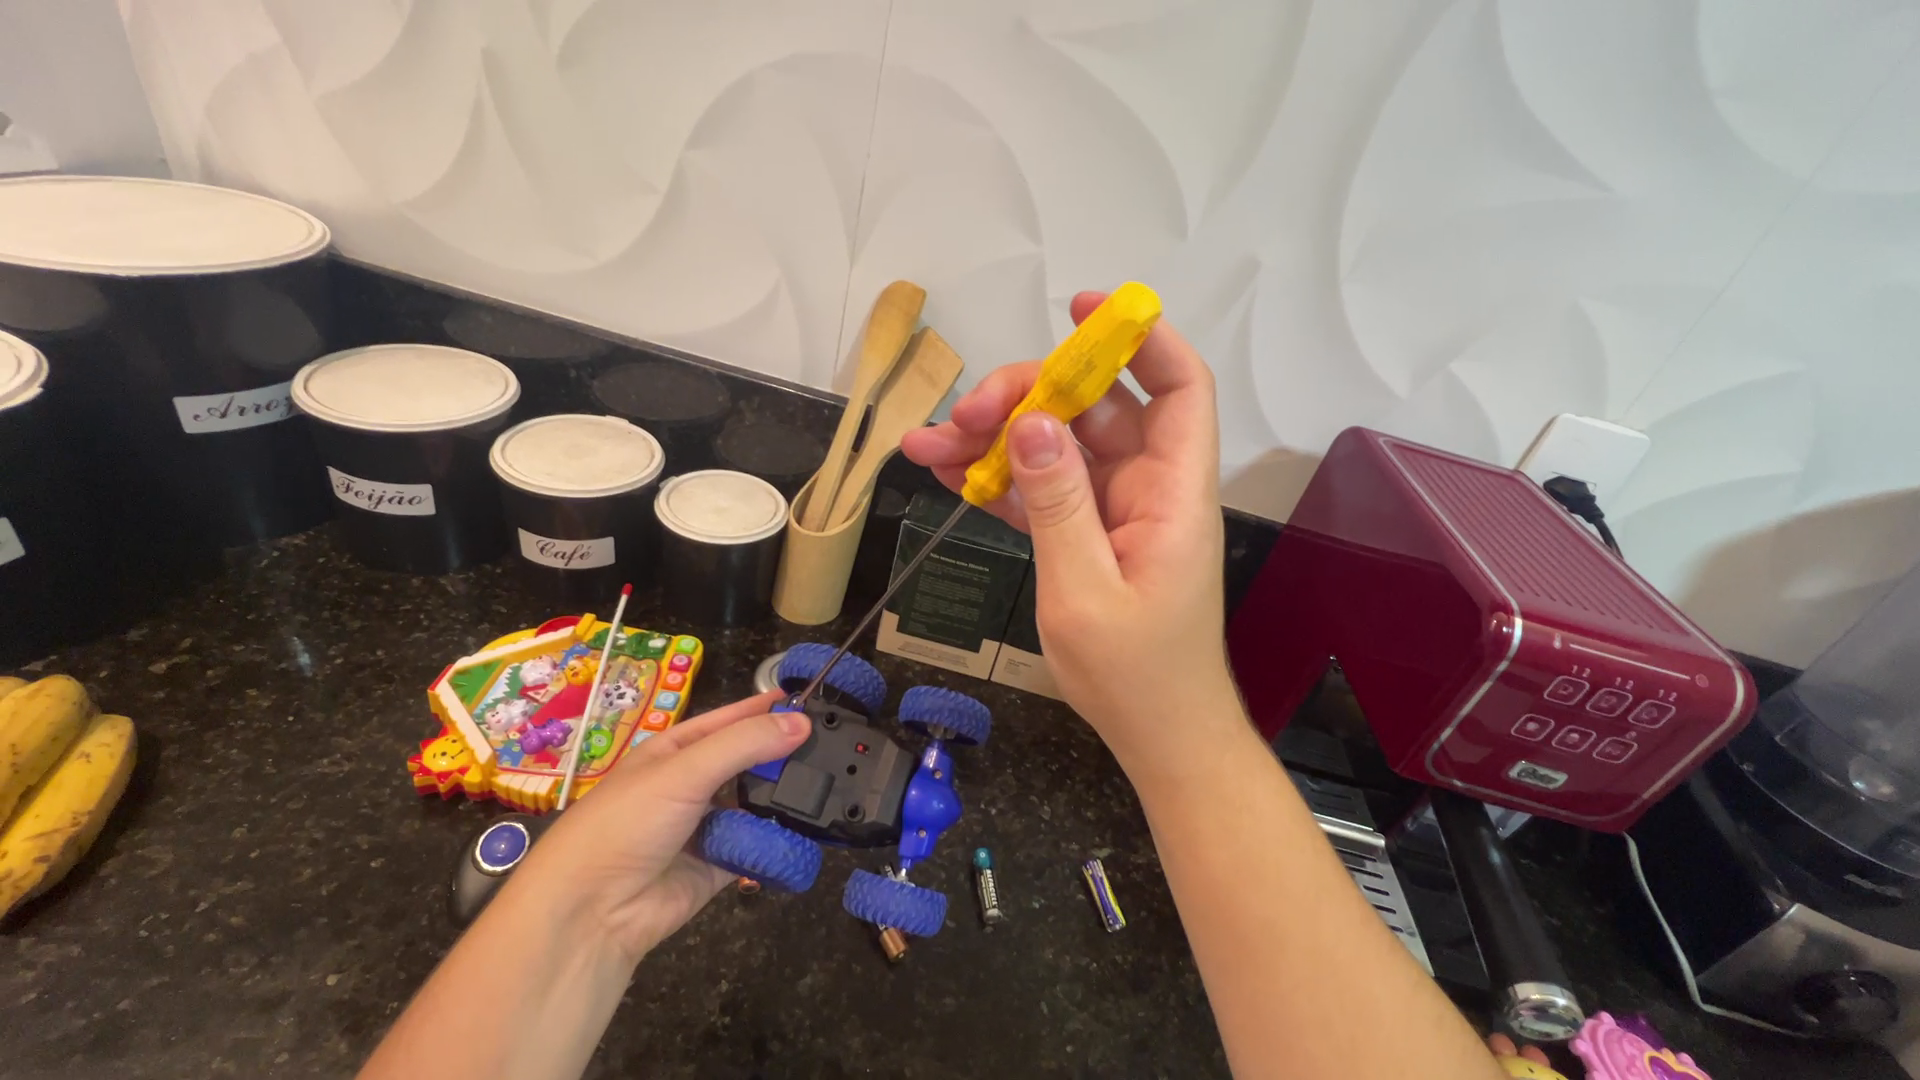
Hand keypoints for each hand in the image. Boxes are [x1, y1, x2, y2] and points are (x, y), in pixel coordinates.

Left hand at [489, 690, 805, 964]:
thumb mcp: (684, 770)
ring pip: (756, 804)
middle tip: (833, 746)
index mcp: (675, 752)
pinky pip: (757, 846)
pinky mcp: (719, 865)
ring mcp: (705, 827)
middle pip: (748, 762)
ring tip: (830, 785)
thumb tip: (802, 722)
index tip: (814, 699)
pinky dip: (778, 841)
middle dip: (782, 755)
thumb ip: (744, 744)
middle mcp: (692, 785)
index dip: (766, 708)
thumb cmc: (627, 824)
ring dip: (783, 798)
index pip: (730, 720)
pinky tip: (809, 830)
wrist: (591, 913)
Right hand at [901, 293, 1234, 766]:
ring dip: (994, 441)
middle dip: (1026, 399)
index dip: (1139, 339)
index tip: (1081, 310)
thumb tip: (1032, 422)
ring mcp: (1114, 510)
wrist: (1156, 735)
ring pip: (1056, 447)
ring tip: (928, 448)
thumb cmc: (1135, 675)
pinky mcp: (1087, 535)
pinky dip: (999, 480)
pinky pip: (1042, 490)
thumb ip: (1058, 504)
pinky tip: (948, 475)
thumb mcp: (1084, 591)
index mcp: (1172, 494)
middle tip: (959, 419)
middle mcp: (1147, 488)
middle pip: (1093, 410)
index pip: (1178, 389)